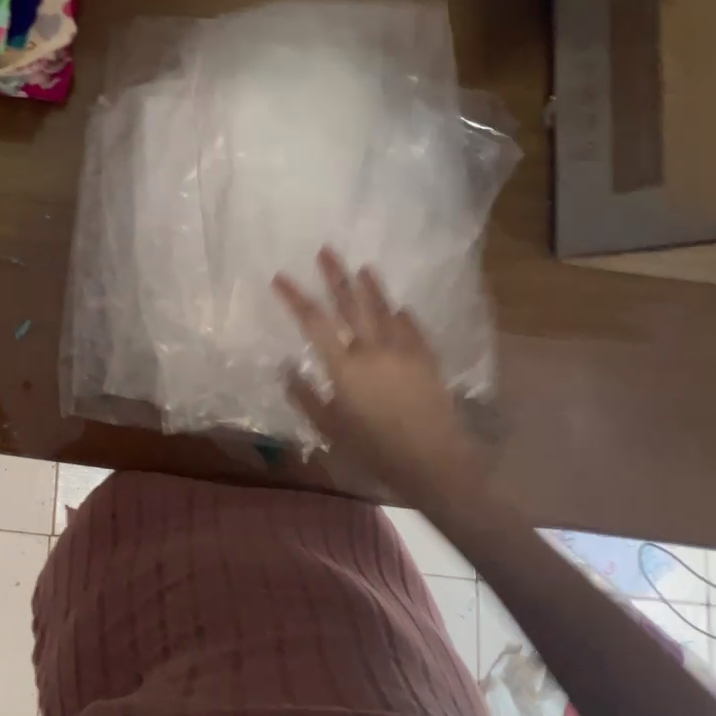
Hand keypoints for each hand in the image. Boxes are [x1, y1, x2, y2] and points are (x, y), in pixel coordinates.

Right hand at [272, 247, 483, 505]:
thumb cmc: (374, 449)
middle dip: (336, 276)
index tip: (280, 277)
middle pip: (350, 304)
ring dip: (371, 287)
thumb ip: (305, 396)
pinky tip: (399, 308)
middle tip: (326, 251)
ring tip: (363, 268)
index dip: (295, 297)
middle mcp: (372, 350)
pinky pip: (412, 329)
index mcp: (344, 367)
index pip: (313, 322)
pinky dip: (402, 316)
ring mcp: (403, 352)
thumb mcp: (329, 428)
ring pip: (384, 310)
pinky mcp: (427, 361)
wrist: (434, 463)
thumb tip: (287, 367)